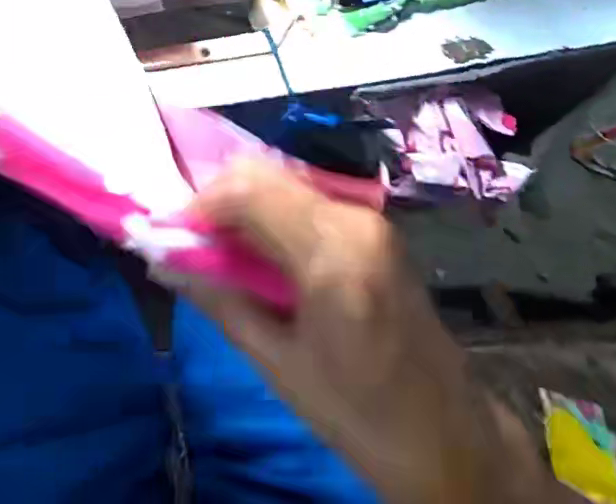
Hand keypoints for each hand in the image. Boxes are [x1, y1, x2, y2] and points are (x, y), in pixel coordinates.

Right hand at [186, 161, 559, 503]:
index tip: (168, 234)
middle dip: (214, 198)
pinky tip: (253, 245)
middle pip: (261, 173)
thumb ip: (217, 299)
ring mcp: (366, 217)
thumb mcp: (278, 365)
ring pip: (279, 178)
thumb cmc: (360, 416)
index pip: (245, 191)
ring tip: (215, 245)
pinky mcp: (371, 225)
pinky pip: (301, 195)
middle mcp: (353, 218)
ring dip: (238, 201)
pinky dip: (266, 209)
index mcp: (334, 253)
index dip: (197, 205)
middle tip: (189, 240)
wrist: (453, 442)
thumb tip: (161, 260)